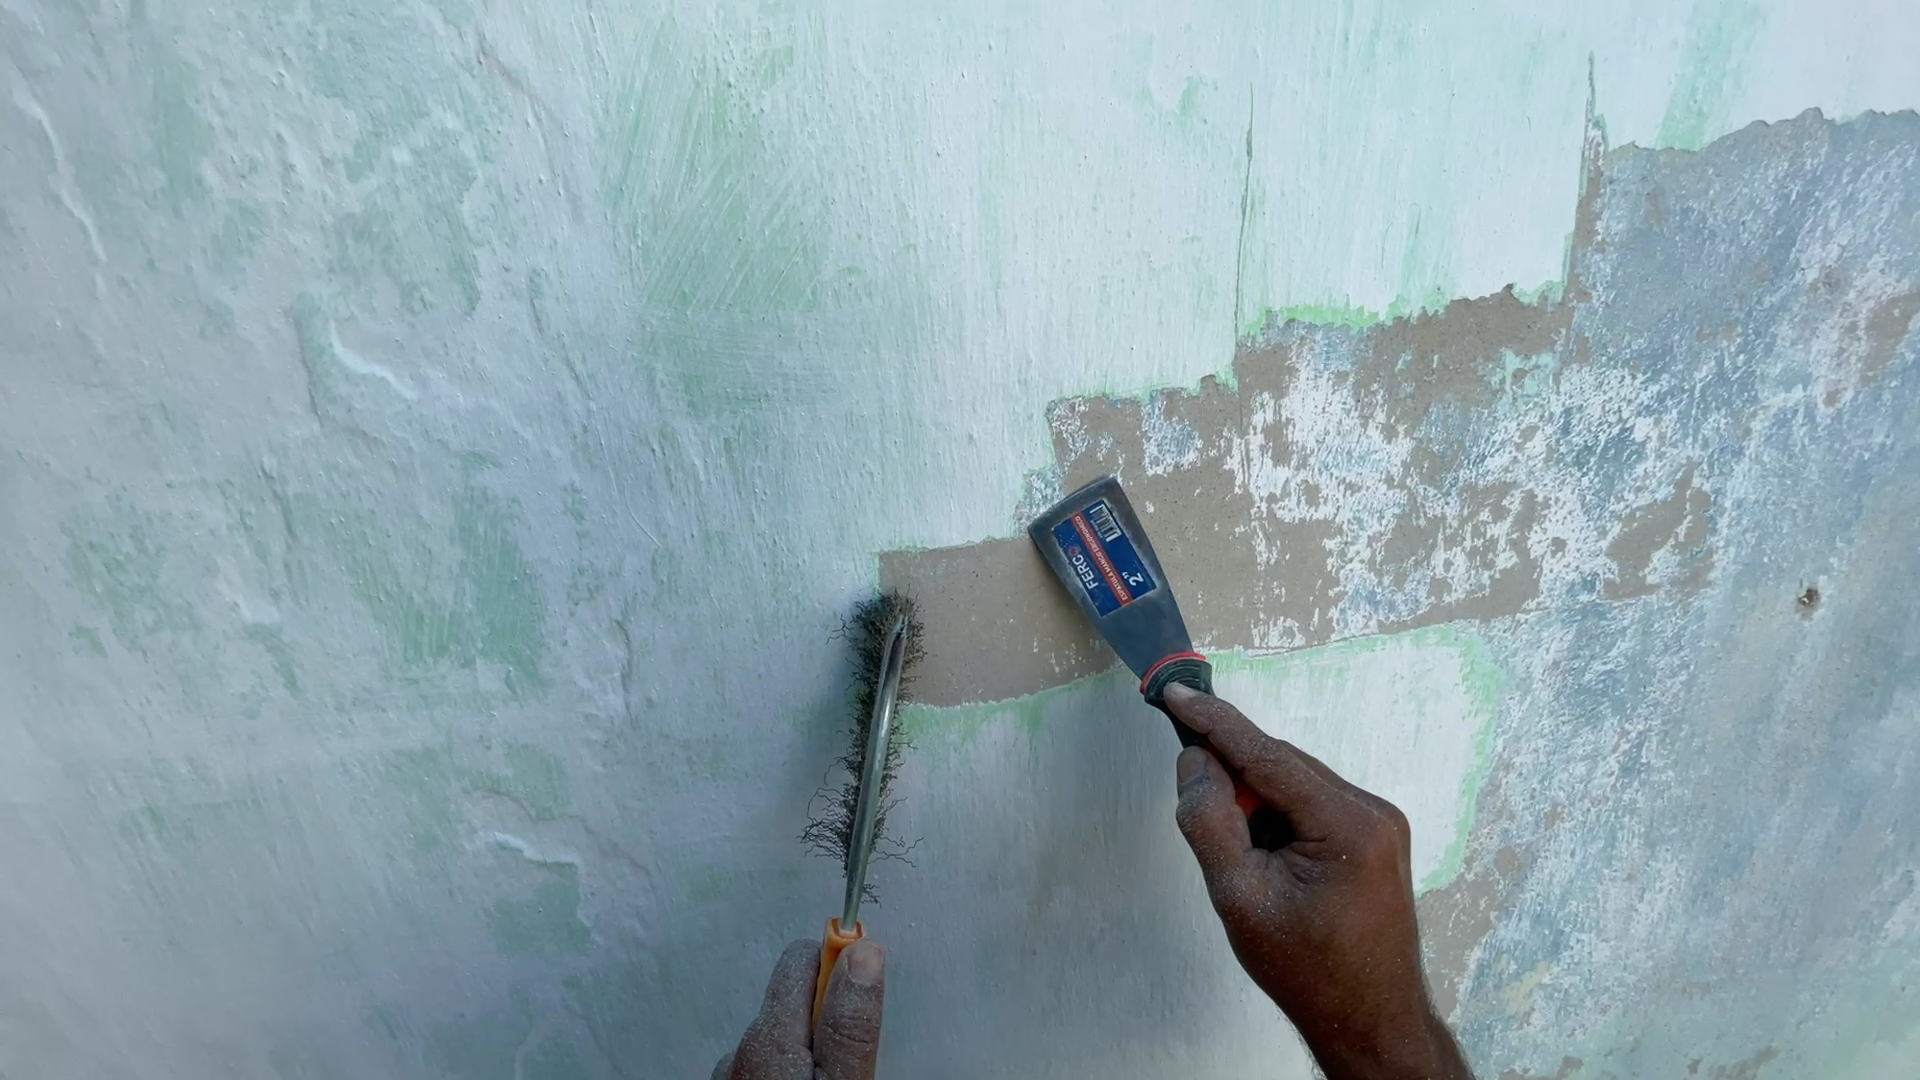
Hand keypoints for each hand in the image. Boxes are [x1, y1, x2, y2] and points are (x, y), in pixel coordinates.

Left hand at [714, 937, 885, 1079]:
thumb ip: (851, 1020)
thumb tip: (865, 949)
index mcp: (766, 1034)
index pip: (803, 956)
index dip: (838, 969)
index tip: (860, 998)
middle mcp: (738, 1048)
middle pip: (793, 996)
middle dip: (824, 1014)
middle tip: (845, 1060)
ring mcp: (729, 1074)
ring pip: (782, 1033)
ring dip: (806, 1046)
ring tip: (826, 1079)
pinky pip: (766, 1062)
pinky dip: (787, 1067)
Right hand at [1164, 682, 1472, 1079]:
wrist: (1371, 1023)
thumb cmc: (1303, 968)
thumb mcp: (1237, 896)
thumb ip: (1208, 819)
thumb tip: (1197, 759)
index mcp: (1345, 823)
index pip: (1264, 754)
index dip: (1213, 720)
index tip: (1174, 692)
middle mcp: (1369, 808)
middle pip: (1277, 761)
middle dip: (1228, 768)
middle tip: (1194, 798)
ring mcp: (1376, 817)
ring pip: (1288, 775)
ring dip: (1249, 791)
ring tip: (1239, 846)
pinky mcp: (1370, 830)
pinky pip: (1303, 794)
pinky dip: (1270, 805)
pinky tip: (1262, 844)